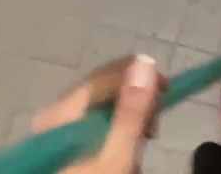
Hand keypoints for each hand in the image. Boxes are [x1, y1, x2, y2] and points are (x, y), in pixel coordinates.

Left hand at [30, 55, 166, 173]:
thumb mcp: (116, 158)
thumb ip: (131, 111)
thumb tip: (146, 61)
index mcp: (60, 114)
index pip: (107, 75)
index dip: (140, 75)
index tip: (167, 91)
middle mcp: (53, 116)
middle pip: (104, 89)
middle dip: (135, 100)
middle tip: (155, 127)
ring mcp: (54, 132)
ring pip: (101, 107)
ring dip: (127, 119)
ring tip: (143, 142)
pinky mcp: (60, 147)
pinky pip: (93, 125)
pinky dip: (114, 133)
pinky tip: (124, 151)